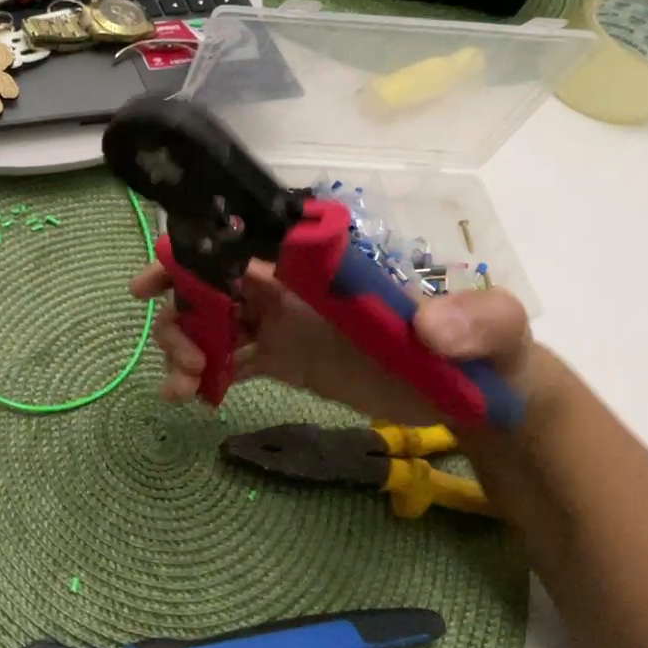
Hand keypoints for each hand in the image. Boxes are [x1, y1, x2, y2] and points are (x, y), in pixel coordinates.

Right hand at [130, 259, 557, 426]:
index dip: (190, 258)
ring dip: (185, 349)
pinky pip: (229, 361)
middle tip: (185, 362)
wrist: (478, 396)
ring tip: (187, 387)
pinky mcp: (284, 361)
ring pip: (210, 324)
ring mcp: (284, 326)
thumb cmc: (484, 351)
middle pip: (210, 288)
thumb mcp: (495, 330)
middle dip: (180, 317)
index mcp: (322, 272)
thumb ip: (474, 319)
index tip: (151, 283)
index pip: (245, 248)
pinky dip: (202, 376)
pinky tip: (188, 399)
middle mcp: (293, 291)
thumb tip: (429, 327)